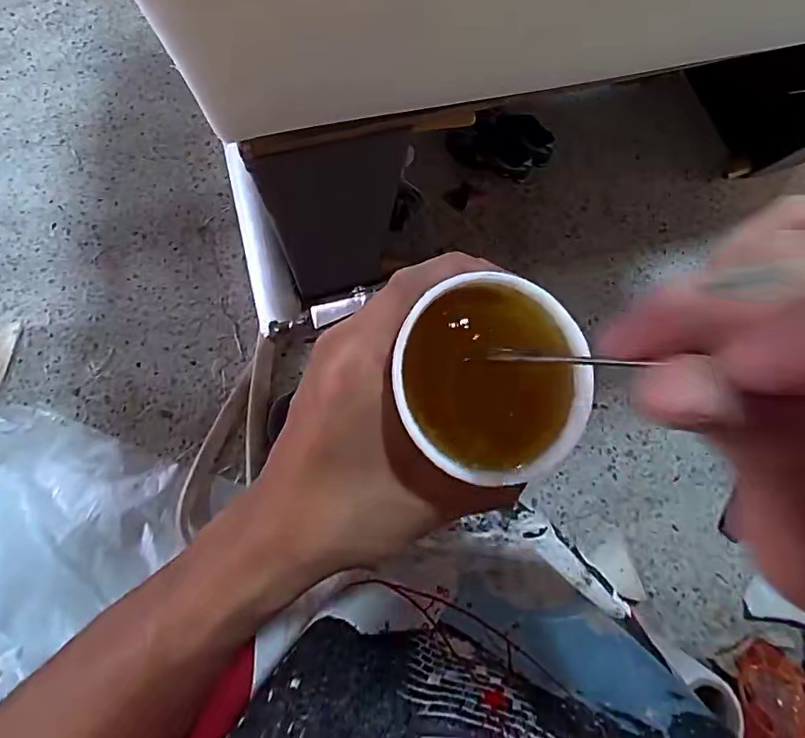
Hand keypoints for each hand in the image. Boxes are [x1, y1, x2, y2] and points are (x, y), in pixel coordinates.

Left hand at [244, 253, 523, 579]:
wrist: (279, 532)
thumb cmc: (348, 511)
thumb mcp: (429, 499)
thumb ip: (486, 481)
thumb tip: (525, 462)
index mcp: (363, 354)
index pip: (413, 282)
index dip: (464, 270)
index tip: (506, 288)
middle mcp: (342, 340)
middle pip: (404, 286)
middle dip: (456, 286)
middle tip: (503, 311)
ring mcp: (329, 351)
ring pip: (389, 306)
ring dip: (432, 306)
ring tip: (478, 328)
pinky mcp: (326, 368)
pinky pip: (376, 327)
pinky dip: (410, 327)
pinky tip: (438, 358)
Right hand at [602, 197, 804, 708]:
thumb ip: (777, 477)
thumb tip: (662, 386)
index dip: (779, 331)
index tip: (669, 379)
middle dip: (721, 320)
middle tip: (644, 369)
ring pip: (798, 241)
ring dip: (726, 306)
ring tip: (728, 386)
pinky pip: (796, 240)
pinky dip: (741, 285)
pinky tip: (745, 348)